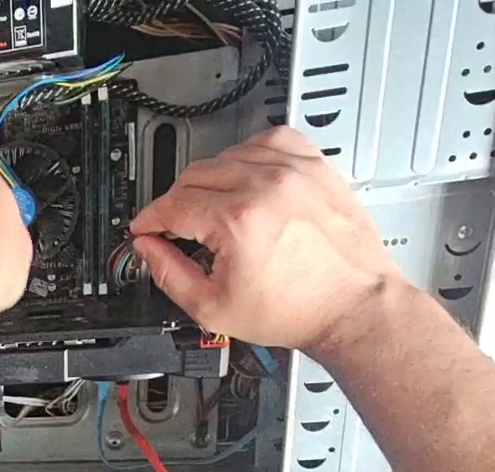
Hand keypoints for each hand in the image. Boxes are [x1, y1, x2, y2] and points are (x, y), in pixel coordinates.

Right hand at [129, 126, 409, 355]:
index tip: (144, 229)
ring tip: (207, 205)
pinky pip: (270, 140)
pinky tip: (242, 177)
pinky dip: (246, 154)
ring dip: (207, 178)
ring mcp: (294, 171)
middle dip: (173, 202)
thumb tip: (148, 248)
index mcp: (237, 220)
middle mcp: (266, 186)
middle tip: (172, 226)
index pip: (172, 204)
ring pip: (226, 153)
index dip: (149, 220)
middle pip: (194, 175)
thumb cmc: (295, 309)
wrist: (350, 305)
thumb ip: (168, 274)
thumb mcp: (211, 307)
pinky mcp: (315, 166)